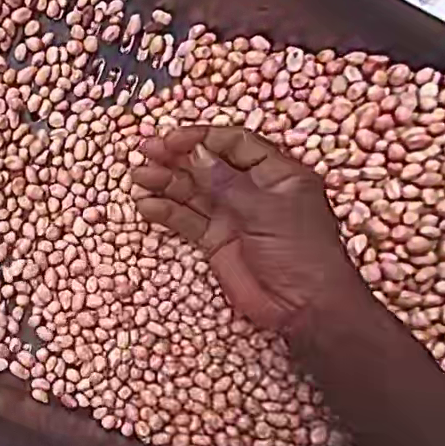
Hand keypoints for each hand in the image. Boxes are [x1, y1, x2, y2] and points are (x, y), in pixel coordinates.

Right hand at [130, 125, 369, 335]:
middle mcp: (251, 191)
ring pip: (192, 192)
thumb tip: (196, 153)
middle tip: (144, 151)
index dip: (202, 138)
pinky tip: (146, 205)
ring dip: (165, 183)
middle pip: (207, 166)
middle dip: (175, 157)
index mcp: (276, 174)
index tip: (170, 139)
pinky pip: (186, 220)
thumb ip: (227, 183)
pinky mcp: (215, 241)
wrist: (305, 307)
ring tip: (138, 177)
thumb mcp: (266, 210)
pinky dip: (165, 212)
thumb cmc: (301, 253)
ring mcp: (231, 216)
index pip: (234, 144)